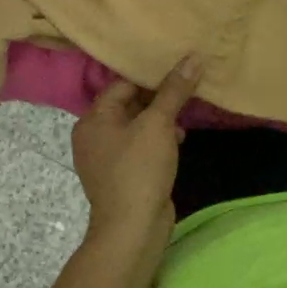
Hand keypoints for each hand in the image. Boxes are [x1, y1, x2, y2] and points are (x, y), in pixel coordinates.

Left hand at [72, 55, 202, 237]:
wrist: (132, 230)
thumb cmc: (139, 169)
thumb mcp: (159, 123)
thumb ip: (175, 90)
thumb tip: (193, 57)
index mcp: (94, 119)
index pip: (123, 83)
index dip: (151, 74)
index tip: (179, 64)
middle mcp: (95, 135)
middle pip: (130, 102)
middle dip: (159, 95)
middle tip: (188, 82)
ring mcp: (107, 157)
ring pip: (138, 124)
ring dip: (162, 116)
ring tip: (188, 109)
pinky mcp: (123, 173)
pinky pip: (141, 144)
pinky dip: (159, 137)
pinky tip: (180, 136)